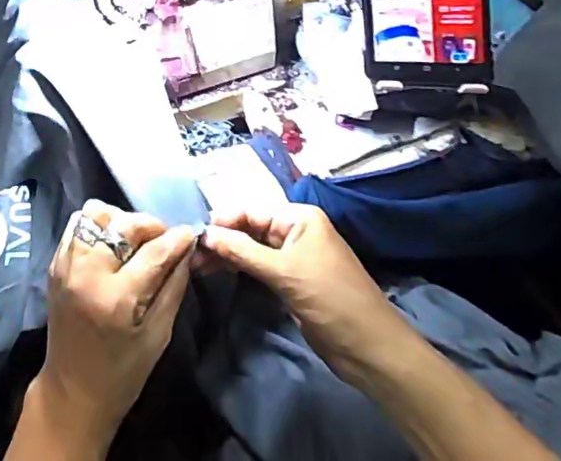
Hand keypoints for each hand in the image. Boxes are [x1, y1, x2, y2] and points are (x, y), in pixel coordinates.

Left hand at [20, 200, 197, 456]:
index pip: (154, 251)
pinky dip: (98, 226)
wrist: (71, 392)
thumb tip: (187, 248)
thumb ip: (174, 285)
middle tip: (161, 241)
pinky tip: (111, 245)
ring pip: (96, 214)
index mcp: (116, 299)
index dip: (177, 239)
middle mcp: (87, 274)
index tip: (190, 234)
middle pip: (124, 223)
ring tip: (133, 241)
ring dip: (121, 221)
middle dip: (150, 226)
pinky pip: (78, 225)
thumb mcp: (159, 334)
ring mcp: (67, 266)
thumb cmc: (122, 371)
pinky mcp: (56, 264)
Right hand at [205, 206, 560, 460]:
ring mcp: (295, 257)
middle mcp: (297, 232)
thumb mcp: (285, 273)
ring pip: (253, 250)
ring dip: (227, 256)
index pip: (253, 212)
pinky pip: (261, 268)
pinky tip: (219, 273)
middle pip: (251, 229)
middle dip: (223, 240)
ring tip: (196, 265)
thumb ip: (243, 252)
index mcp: (300, 218)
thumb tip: (206, 233)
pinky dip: (241, 269)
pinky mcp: (293, 281)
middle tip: (190, 254)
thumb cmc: (331, 299)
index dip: (224, 221)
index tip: (193, 234)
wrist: (370, 348)